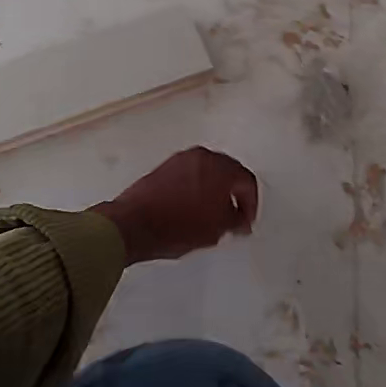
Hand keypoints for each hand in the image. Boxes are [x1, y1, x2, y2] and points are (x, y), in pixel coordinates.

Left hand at [90, 147, 258, 264]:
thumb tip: (239, 218)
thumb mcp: (217, 229)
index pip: (247, 181)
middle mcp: (201, 157)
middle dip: (233, 194)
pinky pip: (189, 175)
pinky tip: (194, 209)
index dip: (251, 204)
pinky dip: (197, 188)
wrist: (134, 225)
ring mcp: (180, 160)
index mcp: (220, 167)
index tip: (246, 220)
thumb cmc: (174, 226)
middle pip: (228, 172)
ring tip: (213, 215)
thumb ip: (235, 219)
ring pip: (207, 172)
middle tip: (235, 216)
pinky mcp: (163, 168)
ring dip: (215, 190)